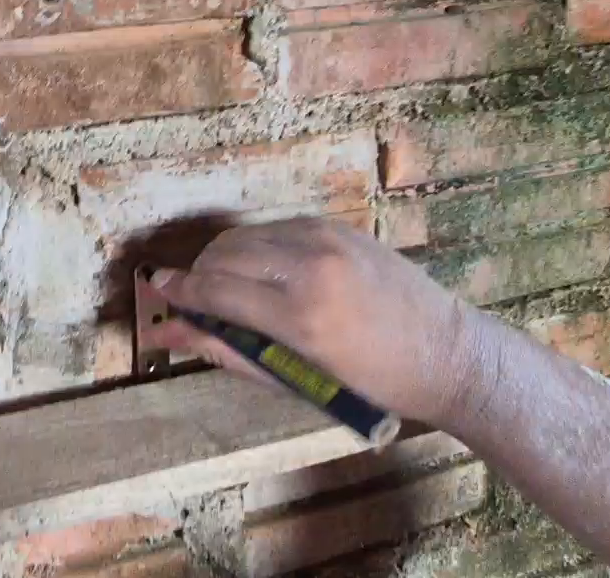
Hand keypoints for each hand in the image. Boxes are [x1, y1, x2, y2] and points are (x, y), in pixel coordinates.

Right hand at [139, 217, 491, 427]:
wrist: (452, 353)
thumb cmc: (374, 385)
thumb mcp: (299, 381)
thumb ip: (229, 351)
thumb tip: (170, 333)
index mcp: (302, 316)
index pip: (217, 292)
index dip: (181, 292)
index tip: (157, 292)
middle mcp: (309, 265)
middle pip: (223, 254)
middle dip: (198, 274)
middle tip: (194, 297)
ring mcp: (323, 236)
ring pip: (243, 235)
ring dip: (223, 258)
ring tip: (227, 286)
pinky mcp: (333, 223)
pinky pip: (272, 228)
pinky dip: (255, 247)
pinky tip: (264, 271)